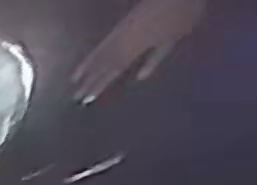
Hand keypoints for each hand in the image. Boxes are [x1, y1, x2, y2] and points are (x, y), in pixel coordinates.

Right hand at [72, 0, 205, 102]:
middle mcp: (124, 41)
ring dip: (87, 67)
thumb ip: (156, 57)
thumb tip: (140, 77)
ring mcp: (122, 30)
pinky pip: (105, 41)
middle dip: (89, 81)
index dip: (99, 85)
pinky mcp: (124, 22)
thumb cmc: (182, 12)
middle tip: (74, 97)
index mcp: (136, 48)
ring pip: (100, 52)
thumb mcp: (175, 36)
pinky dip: (94, 52)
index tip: (86, 100)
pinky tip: (89, 58)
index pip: (114, 70)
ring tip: (74, 79)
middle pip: (103, 64)